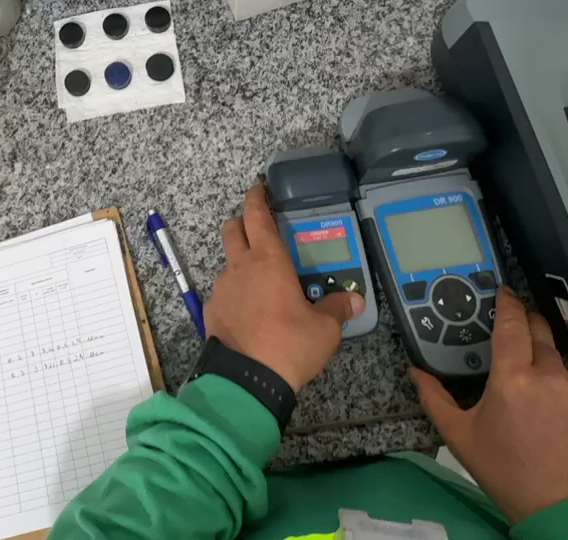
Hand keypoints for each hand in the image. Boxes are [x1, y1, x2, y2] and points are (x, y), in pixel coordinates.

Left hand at [203, 185, 364, 391]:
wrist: (246, 379)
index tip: (258, 189)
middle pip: (232, 229)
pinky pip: (224, 292)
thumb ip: (337, 309)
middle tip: (257, 226)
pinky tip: (249, 311)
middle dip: (241, 221)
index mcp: (268, 260)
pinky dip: (235, 293)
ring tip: (260, 280)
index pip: (257, 216)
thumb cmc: (288, 345)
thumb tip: (355, 299)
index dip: (256, 198)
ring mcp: (223, 287)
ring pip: (228, 262)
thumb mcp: (324, 329)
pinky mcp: (212, 309)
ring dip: (240, 262)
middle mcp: (240, 266)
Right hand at [410, 289, 567, 523]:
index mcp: (513, 378)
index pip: (512, 323)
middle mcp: (553, 377)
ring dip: (554, 377)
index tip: (505, 292)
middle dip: (529, 331)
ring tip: (546, 408)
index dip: (508, 303)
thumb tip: (415, 370)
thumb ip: (434, 399)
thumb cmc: (512, 477)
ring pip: (566, 371)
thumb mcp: (463, 439)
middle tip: (519, 341)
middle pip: (541, 336)